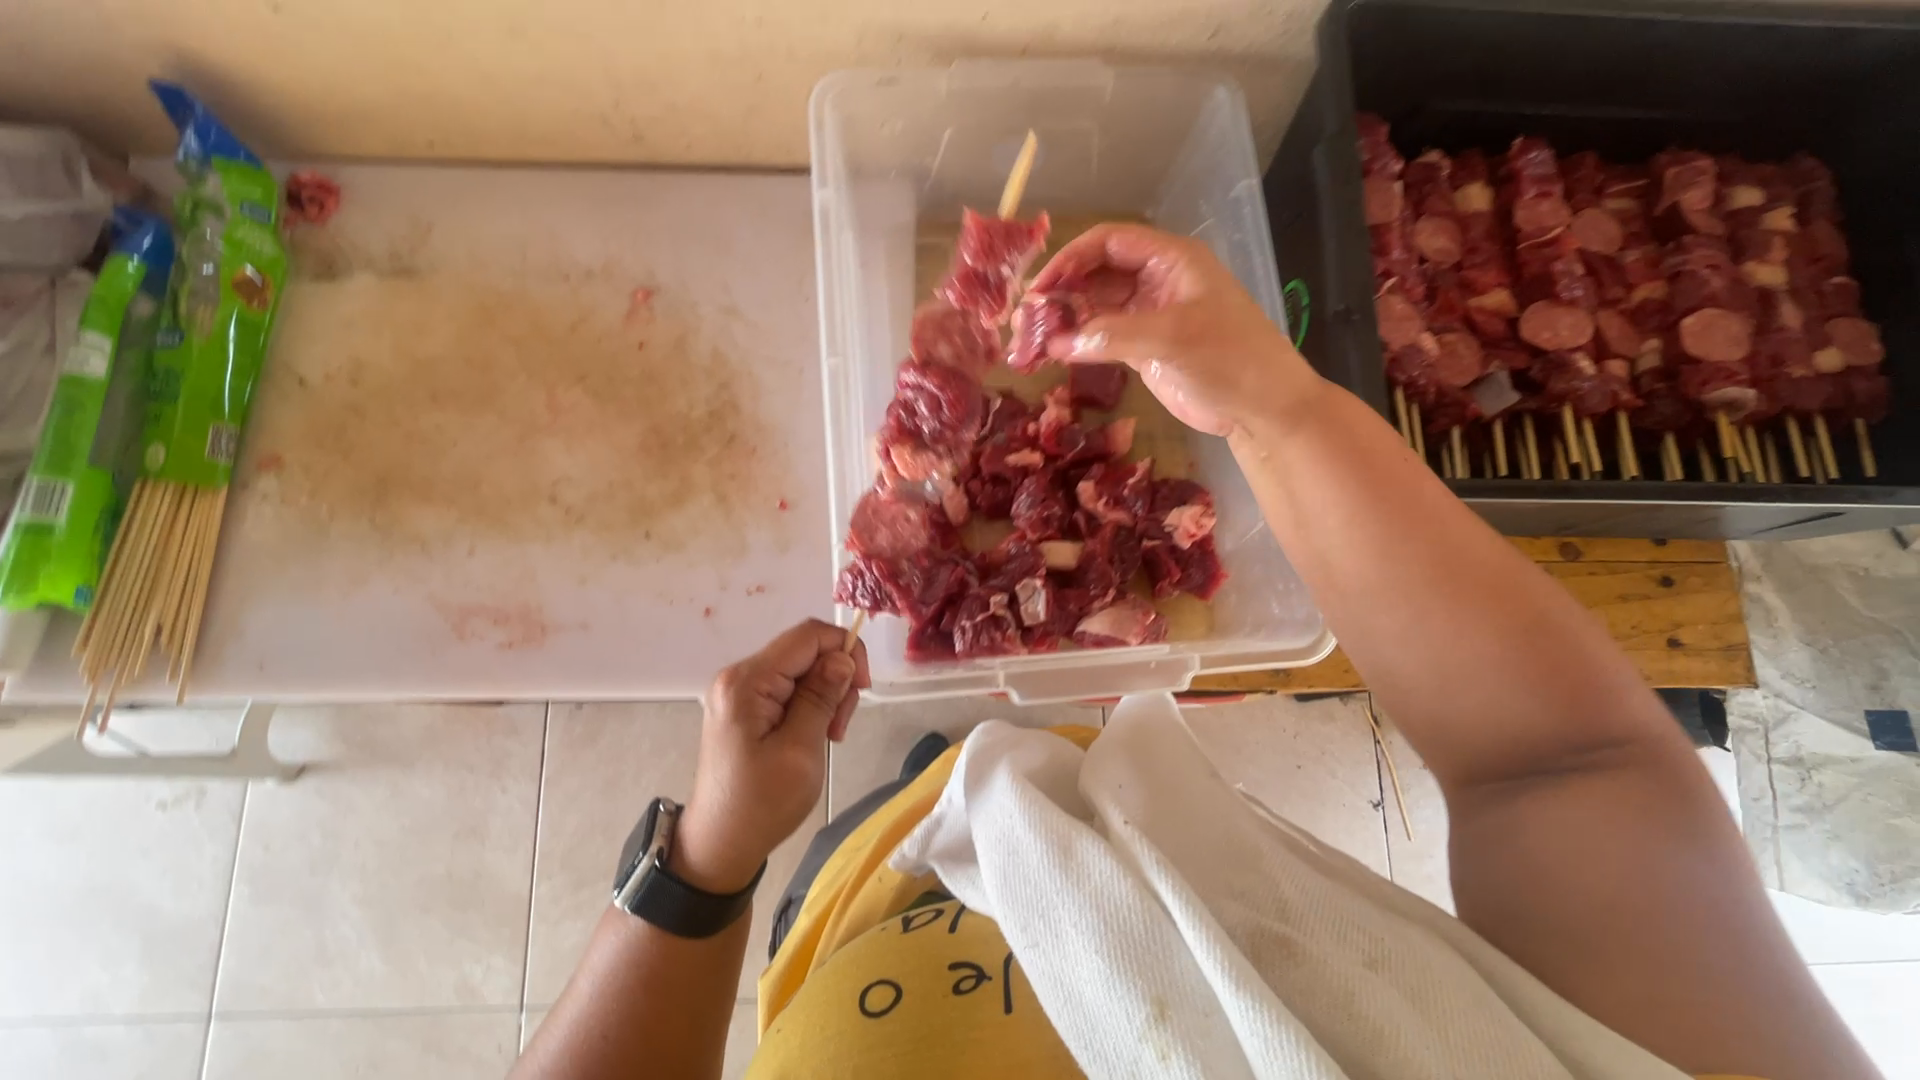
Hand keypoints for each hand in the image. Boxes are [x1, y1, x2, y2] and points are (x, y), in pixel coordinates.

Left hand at [675, 620, 869, 893]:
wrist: (720, 846)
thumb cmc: (761, 804)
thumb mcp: (800, 750)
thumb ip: (821, 697)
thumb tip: (844, 656)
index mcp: (747, 681)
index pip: (808, 635)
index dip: (845, 650)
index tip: (862, 689)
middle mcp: (739, 676)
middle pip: (806, 650)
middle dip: (835, 679)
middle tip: (840, 727)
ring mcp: (739, 691)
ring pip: (801, 669)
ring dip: (826, 695)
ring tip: (828, 736)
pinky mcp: (745, 707)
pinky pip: (788, 688)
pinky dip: (810, 705)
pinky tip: (813, 735)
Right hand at [1032, 223, 1323, 436]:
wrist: (1261, 406)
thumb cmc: (1230, 358)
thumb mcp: (1174, 338)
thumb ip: (1115, 334)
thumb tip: (1059, 341)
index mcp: (1170, 259)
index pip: (1108, 242)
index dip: (1070, 258)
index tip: (1040, 286)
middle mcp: (1155, 280)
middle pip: (1094, 273)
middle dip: (1059, 291)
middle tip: (1025, 316)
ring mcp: (1146, 315)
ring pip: (1093, 307)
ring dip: (1062, 320)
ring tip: (1028, 339)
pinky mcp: (1141, 348)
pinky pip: (1098, 337)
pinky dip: (1074, 344)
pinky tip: (1050, 355)